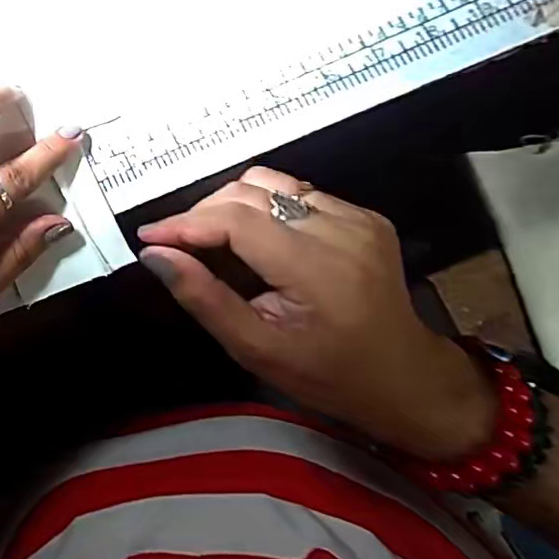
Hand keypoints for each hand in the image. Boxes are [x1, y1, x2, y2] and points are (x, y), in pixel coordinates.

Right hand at [137, 166, 495, 460]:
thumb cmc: (330, 376)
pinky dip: (265, 208)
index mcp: (318, 269)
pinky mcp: (363, 214)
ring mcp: (356, 217)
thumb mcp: (257, 349)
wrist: (406, 377)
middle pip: (250, 191)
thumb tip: (157, 257)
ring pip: (271, 182)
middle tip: (178, 245)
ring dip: (231, 204)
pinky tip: (260, 240)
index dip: (186, 223)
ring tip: (215, 238)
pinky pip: (297, 191)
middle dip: (203, 214)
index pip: (237, 220)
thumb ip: (203, 298)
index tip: (151, 236)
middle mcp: (341, 229)